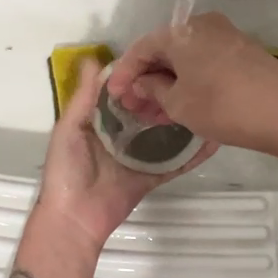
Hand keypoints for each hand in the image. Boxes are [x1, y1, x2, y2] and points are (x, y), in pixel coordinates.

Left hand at [36, 57, 216, 243]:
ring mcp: (139, 157)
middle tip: (191, 77)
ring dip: (183, 123)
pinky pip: (175, 164)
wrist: (74, 219)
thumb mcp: (69, 128)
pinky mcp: (152, 177)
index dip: (138, 78)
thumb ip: (84, 97)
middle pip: (148, 113)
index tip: (161, 58)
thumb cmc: (66, 170)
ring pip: (165, 136)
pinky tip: (212, 141)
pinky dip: (192, 155)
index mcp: (100, 122)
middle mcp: (122, 136)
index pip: (123, 94)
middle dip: (164, 98)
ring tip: (207, 103)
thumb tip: (92, 58)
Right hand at [104, 12, 277, 153]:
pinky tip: (184, 103)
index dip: (125, 73)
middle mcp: (204, 26)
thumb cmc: (224, 107)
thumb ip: (154, 90)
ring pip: (186, 58)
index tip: (114, 97)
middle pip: (165, 49)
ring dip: (168, 82)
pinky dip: (190, 80)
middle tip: (134, 106)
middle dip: (147, 78)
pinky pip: (205, 62)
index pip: (142, 47)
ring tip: (156, 112)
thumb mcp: (179, 105)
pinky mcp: (244, 52)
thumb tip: (144, 83)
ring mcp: (227, 37)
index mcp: (182, 32)